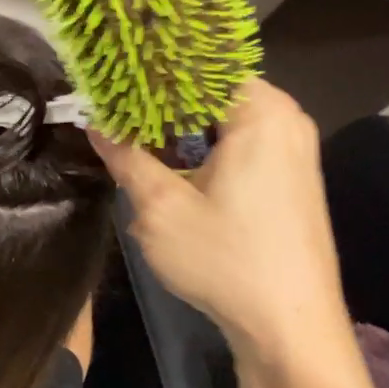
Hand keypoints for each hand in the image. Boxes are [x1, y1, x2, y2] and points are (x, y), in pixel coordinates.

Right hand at [89, 79, 347, 363]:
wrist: (287, 322)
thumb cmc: (224, 257)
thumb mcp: (160, 207)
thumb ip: (127, 158)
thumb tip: (96, 124)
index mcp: (260, 115)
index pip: (204, 66)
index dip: (155, 70)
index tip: (113, 77)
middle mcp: (285, 123)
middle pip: (214, 94)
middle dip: (162, 104)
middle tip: (113, 114)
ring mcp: (292, 155)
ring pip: (224, 126)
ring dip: (179, 135)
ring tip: (132, 146)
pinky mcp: (289, 184)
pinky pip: (239, 150)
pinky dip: (202, 155)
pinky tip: (168, 179)